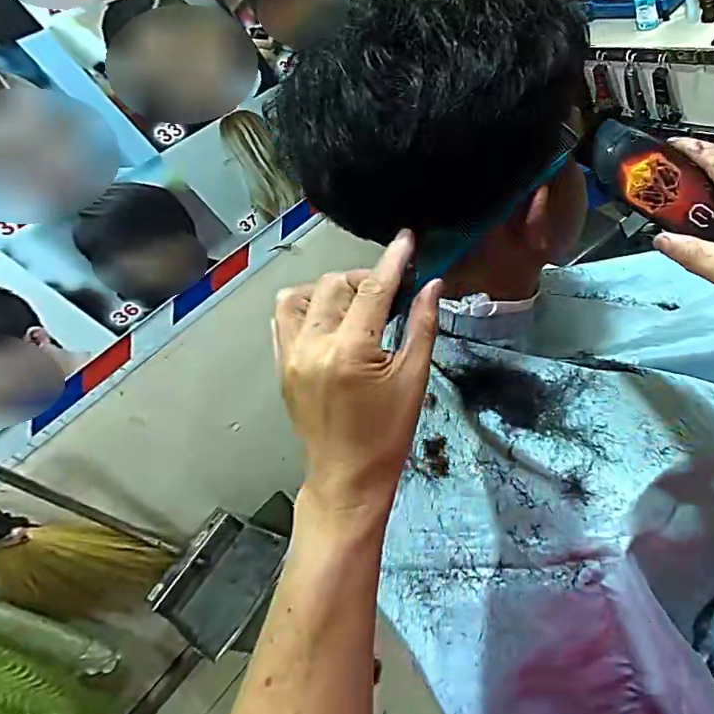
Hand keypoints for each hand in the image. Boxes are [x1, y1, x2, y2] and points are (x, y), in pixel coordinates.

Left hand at [273, 231, 443, 520]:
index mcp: (350, 351)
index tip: (407, 238)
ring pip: (301, 295)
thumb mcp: (415, 377)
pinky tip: (332, 316)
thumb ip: (422, 324)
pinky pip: (283, 317)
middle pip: (336, 285)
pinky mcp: (281, 364)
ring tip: (359, 304)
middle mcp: (312, 346)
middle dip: (367, 277)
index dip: (393, 260)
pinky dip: (307, 305)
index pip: (374, 290)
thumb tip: (432, 284)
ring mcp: (290, 355)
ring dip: (333, 289)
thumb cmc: (389, 430)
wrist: (348, 475)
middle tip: (393, 290)